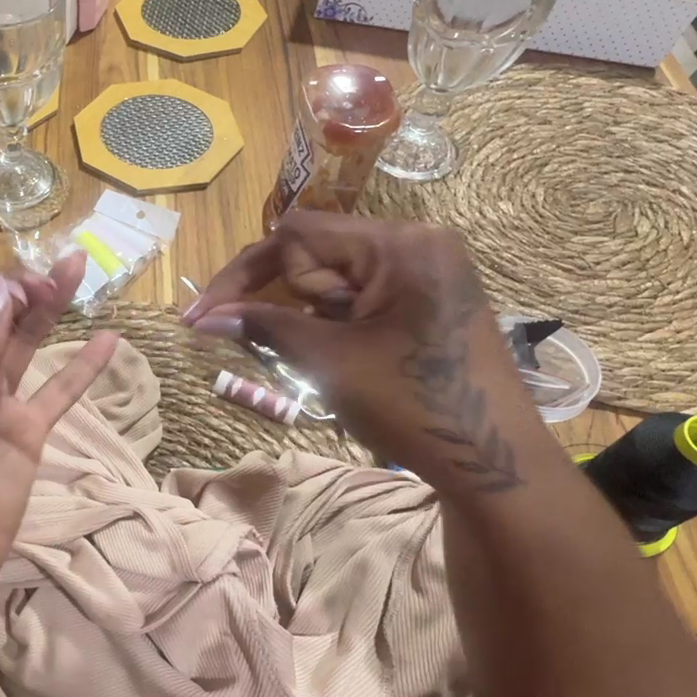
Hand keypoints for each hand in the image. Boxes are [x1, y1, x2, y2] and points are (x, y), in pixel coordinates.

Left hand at [0, 252, 118, 604]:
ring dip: (52, 308)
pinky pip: (58, 393)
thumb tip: (2, 295)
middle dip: (27, 286)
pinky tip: (108, 341)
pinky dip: (82, 369)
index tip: (24, 293)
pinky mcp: (26, 434)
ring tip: (83, 270)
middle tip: (68, 268)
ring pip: (28, 344)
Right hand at [182, 212, 542, 494]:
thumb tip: (206, 318)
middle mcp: (414, 244)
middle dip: (274, 298)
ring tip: (296, 361)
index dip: (242, 274)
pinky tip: (322, 356)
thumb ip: (265, 327)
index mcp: (398, 245)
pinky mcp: (426, 301)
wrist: (494, 462)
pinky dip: (328, 323)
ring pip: (333, 279)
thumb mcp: (330, 361)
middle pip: (314, 253)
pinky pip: (359, 297)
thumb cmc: (412, 406)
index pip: (297, 235)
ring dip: (299, 315)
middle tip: (248, 345)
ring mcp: (425, 273)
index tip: (202, 317)